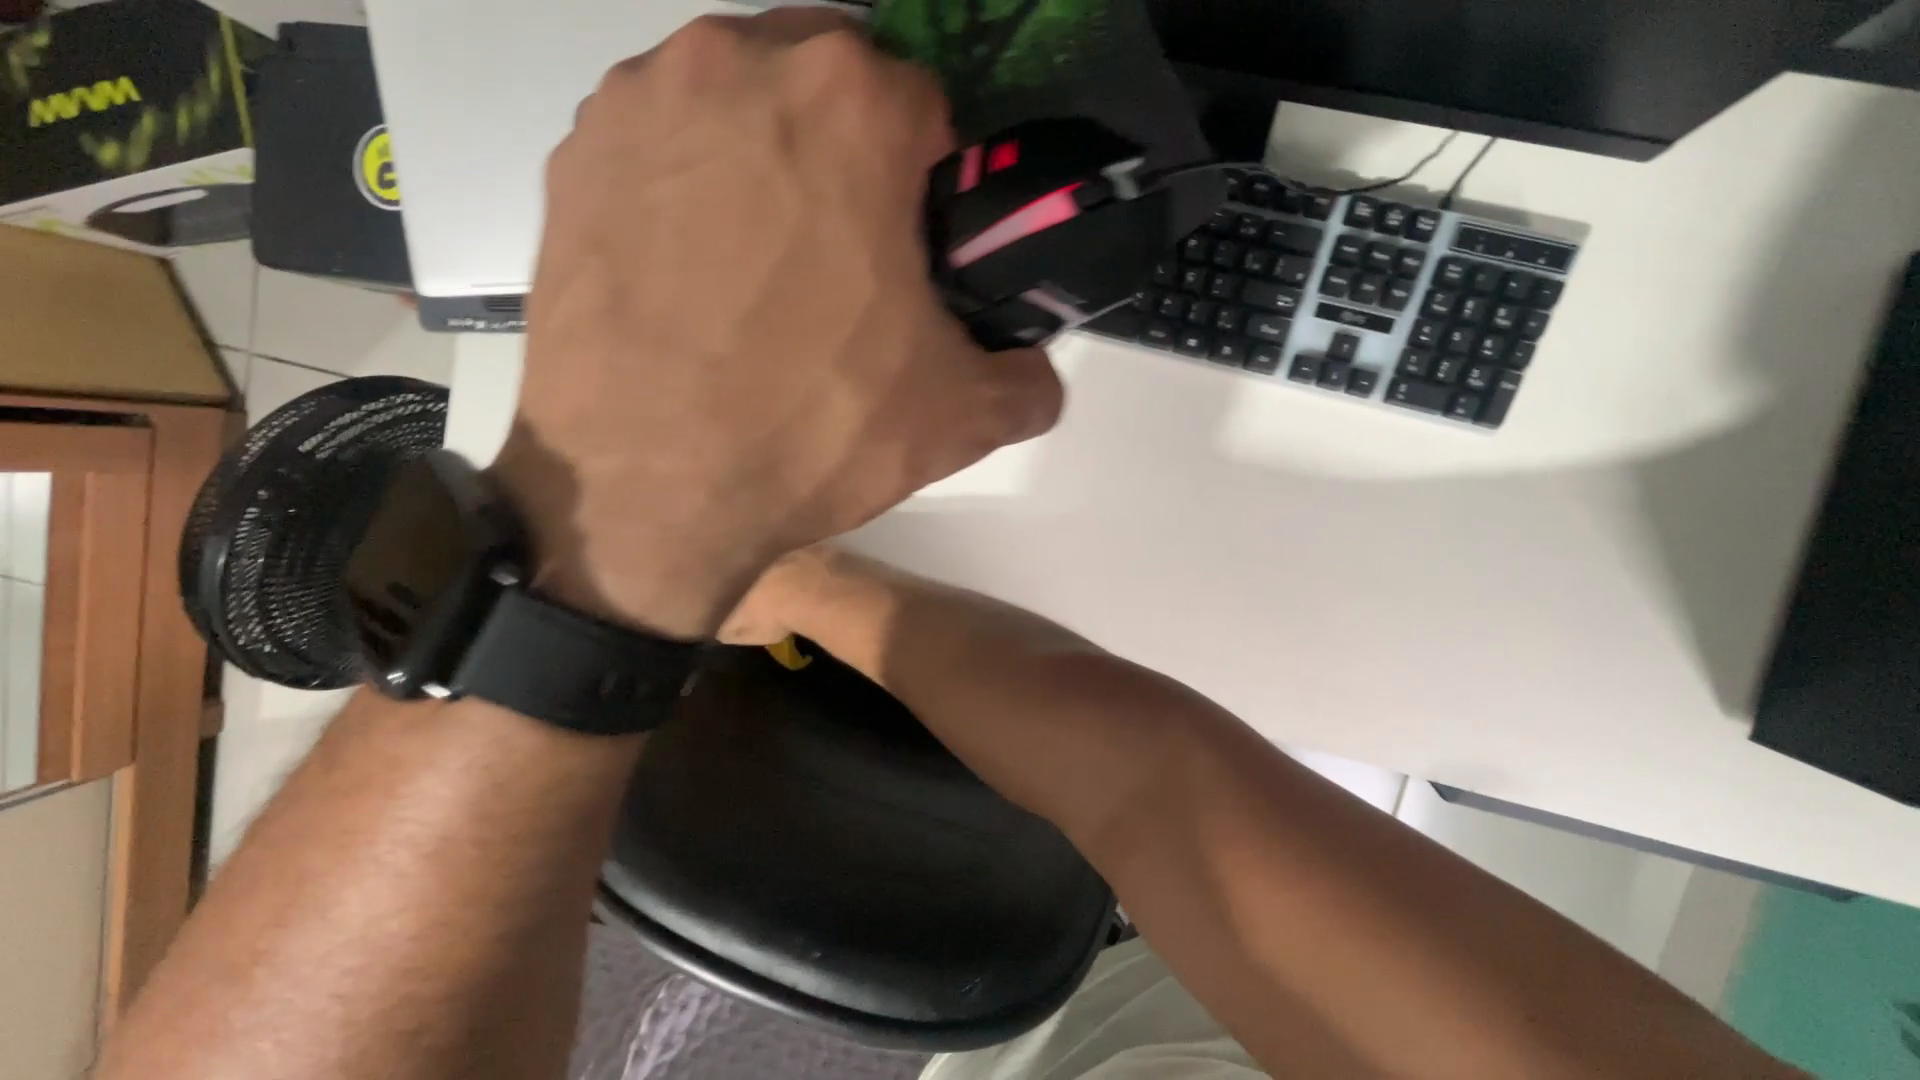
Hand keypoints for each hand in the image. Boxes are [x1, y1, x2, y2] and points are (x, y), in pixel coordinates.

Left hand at [490, 9, 1064, 639]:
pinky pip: (660, 148)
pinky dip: (685, 189)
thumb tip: (1033, 375)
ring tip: (759, 269)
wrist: (640, 494)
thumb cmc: (809, 431)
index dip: (929, 186)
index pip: (924, 110)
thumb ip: (1028, 378)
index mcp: (852, 100)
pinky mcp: (571, 158)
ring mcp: (639, 104)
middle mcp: (737, 64)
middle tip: (838, 256)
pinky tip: (690, 276)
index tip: (910, 251)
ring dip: (763, 161)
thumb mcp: (958, 416)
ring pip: (736, 106)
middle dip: (846, 153)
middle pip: (825, 87)